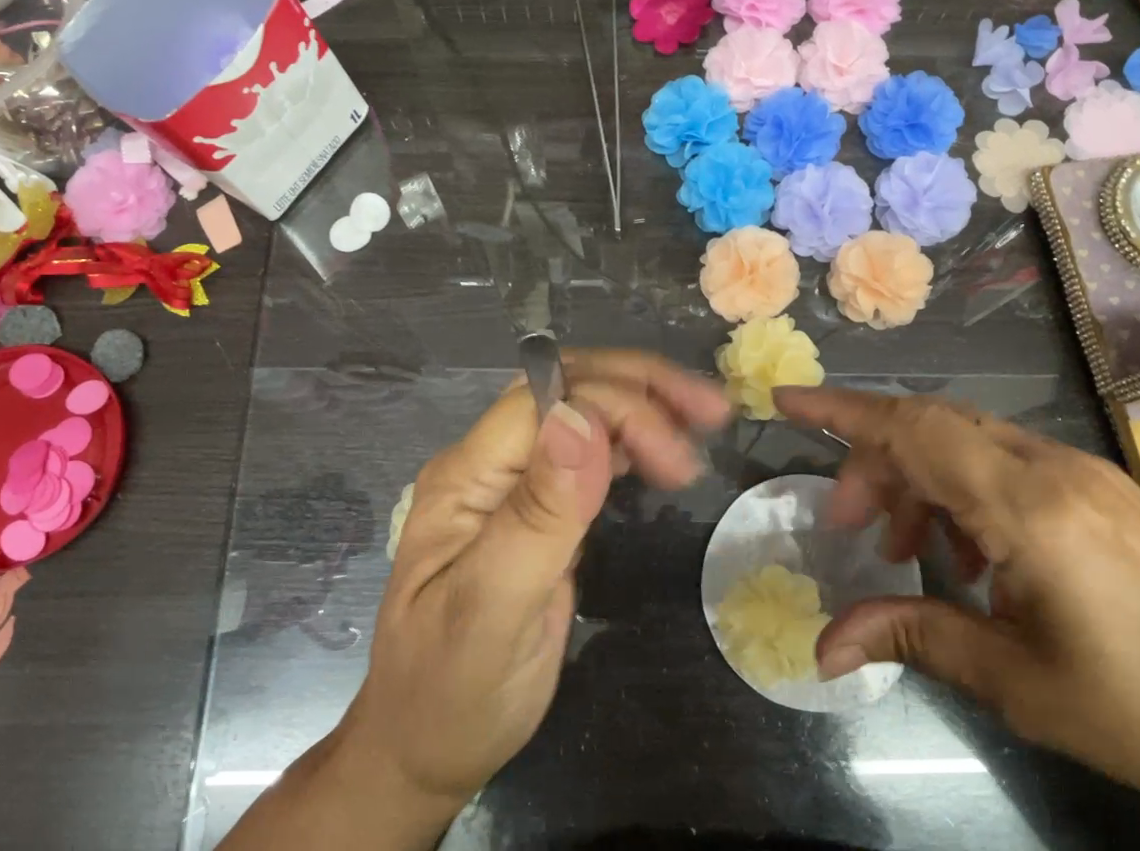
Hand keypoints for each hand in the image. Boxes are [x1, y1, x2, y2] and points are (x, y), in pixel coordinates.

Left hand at [222, 352, 728, 850]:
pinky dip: (631, 445)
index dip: (617, 403)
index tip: (679, 452)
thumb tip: (581, 416)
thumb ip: (538, 515)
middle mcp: (487, 469)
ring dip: (642, 410)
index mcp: (465, 479)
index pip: (545, 399)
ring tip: (704, 426)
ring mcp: (511, 490)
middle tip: (712, 414)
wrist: (426, 749)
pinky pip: (586, 458)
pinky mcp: (537, 516)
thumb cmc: (453, 691)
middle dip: (640, 390)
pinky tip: (665, 458)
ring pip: (580, 416)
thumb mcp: (493, 608)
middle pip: (565, 391)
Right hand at [774, 387, 1139, 848]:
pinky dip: (966, 493)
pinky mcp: (1109, 496)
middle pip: (936, 427)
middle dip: (877, 462)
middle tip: (852, 528)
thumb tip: (822, 648)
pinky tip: (972, 558)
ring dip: (922, 479)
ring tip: (907, 549)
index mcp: (1029, 508)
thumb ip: (911, 635)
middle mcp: (1057, 471)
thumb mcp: (1014, 679)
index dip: (843, 410)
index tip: (786, 400)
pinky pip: (1012, 466)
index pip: (915, 429)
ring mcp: (1089, 478)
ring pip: (974, 443)